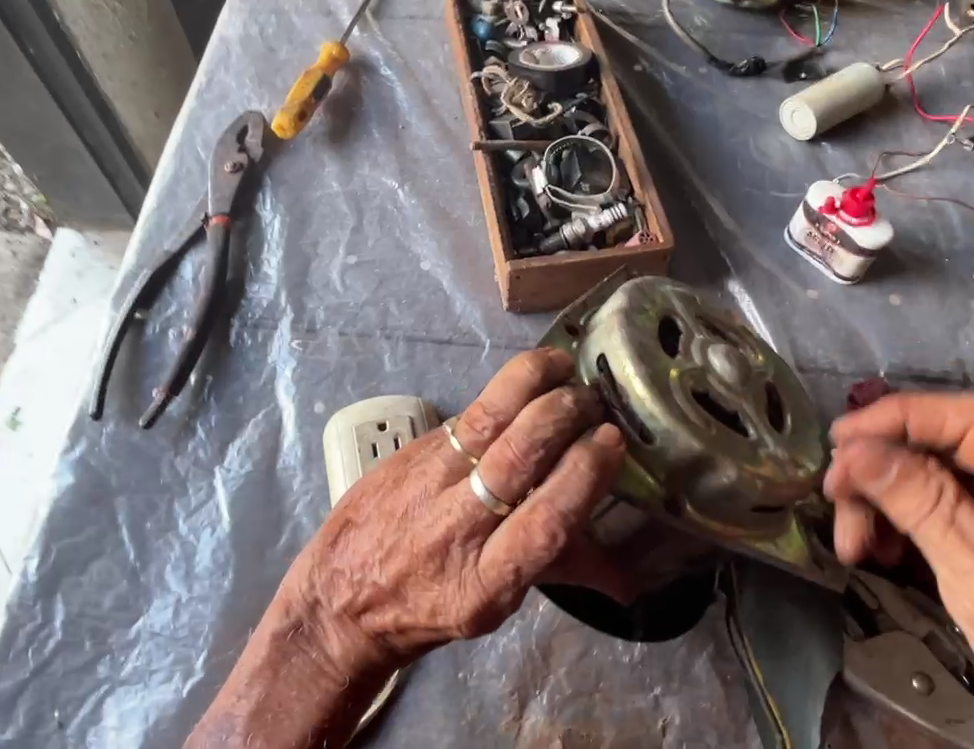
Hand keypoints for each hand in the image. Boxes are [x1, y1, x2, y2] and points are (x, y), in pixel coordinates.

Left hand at [284, 347, 633, 671]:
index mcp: (486, 581)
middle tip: (591, 399)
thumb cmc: (430, 604)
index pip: (543, 523)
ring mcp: (427, 484)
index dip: (581, 477)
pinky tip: (529, 373)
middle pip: (515, 459)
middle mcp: (457, 528)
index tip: (610, 440)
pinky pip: (463, 416)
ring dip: (530, 385)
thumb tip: (633, 579)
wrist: (341, 595)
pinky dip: (502, 390)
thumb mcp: (494, 606)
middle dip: (560, 417)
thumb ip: (559, 571)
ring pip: (483, 423)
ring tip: (563, 365)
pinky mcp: (409, 454)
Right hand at [824, 392, 973, 748]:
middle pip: (952, 447)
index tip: (842, 438)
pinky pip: (963, 504)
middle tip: (838, 499)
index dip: (899, 417)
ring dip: (892, 500)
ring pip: (948, 475)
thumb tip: (857, 449)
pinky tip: (888, 547)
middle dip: (885, 470)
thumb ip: (921, 506)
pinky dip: (918, 521)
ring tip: (858, 542)